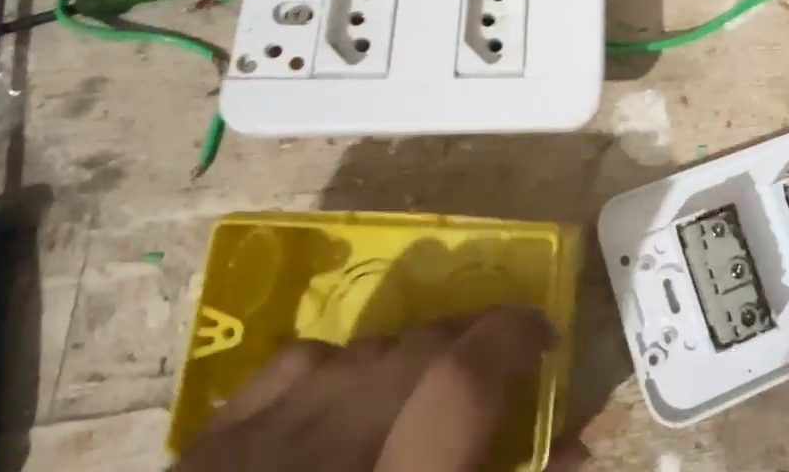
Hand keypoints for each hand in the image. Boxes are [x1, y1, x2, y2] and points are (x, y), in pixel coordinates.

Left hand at [173, 306, 583, 471]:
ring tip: (426, 386)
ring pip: (356, 353)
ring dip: (409, 356)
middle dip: (473, 339)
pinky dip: (334, 368)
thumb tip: (583, 453)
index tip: (546, 335)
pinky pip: (290, 370)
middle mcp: (322, 453)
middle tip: (502, 360)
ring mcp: (254, 447)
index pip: (460, 384)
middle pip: (414, 355)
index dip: (514, 339)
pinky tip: (340, 401)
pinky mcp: (205, 449)